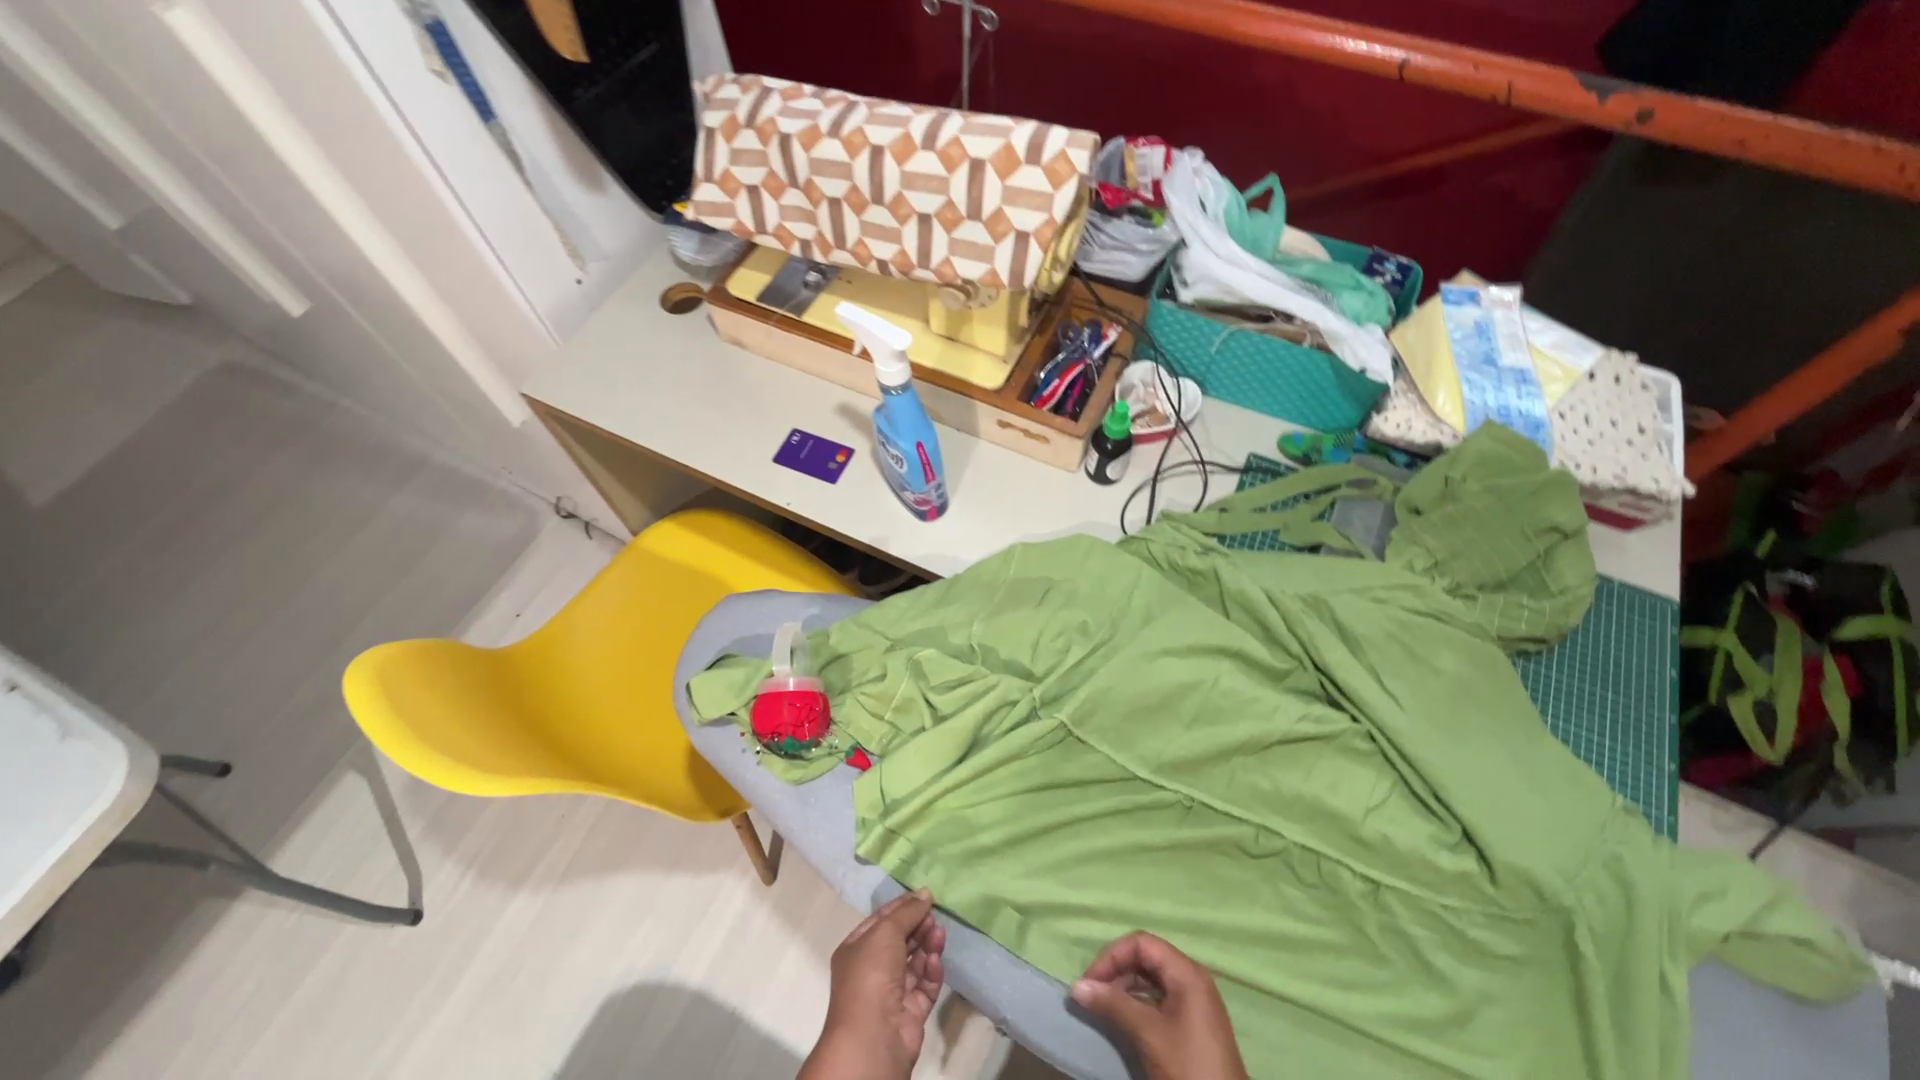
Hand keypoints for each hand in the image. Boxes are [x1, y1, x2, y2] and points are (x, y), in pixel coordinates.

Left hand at [799, 887, 947, 1079]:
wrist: (873, 1036)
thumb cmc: (871, 975)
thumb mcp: (885, 932)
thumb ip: (907, 912)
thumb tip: (925, 892)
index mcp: (856, 949)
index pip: (881, 921)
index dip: (902, 906)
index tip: (925, 895)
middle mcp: (872, 969)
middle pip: (900, 941)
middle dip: (917, 925)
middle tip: (935, 913)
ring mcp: (892, 991)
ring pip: (915, 961)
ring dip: (927, 945)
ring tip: (940, 932)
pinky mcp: (912, 1010)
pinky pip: (925, 984)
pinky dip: (931, 971)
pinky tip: (935, 960)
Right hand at [1070, 932, 1248, 1079]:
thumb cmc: (1187, 1065)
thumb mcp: (1147, 1033)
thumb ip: (1113, 1004)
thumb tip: (1077, 987)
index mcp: (1186, 972)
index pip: (1142, 944)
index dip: (1112, 956)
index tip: (1090, 982)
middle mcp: (1191, 977)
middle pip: (1146, 957)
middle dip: (1116, 969)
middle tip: (1092, 993)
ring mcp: (1193, 998)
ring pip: (1151, 977)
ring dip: (1124, 985)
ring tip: (1102, 1005)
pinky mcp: (1191, 1019)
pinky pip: (1159, 995)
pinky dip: (1137, 1000)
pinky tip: (1123, 1016)